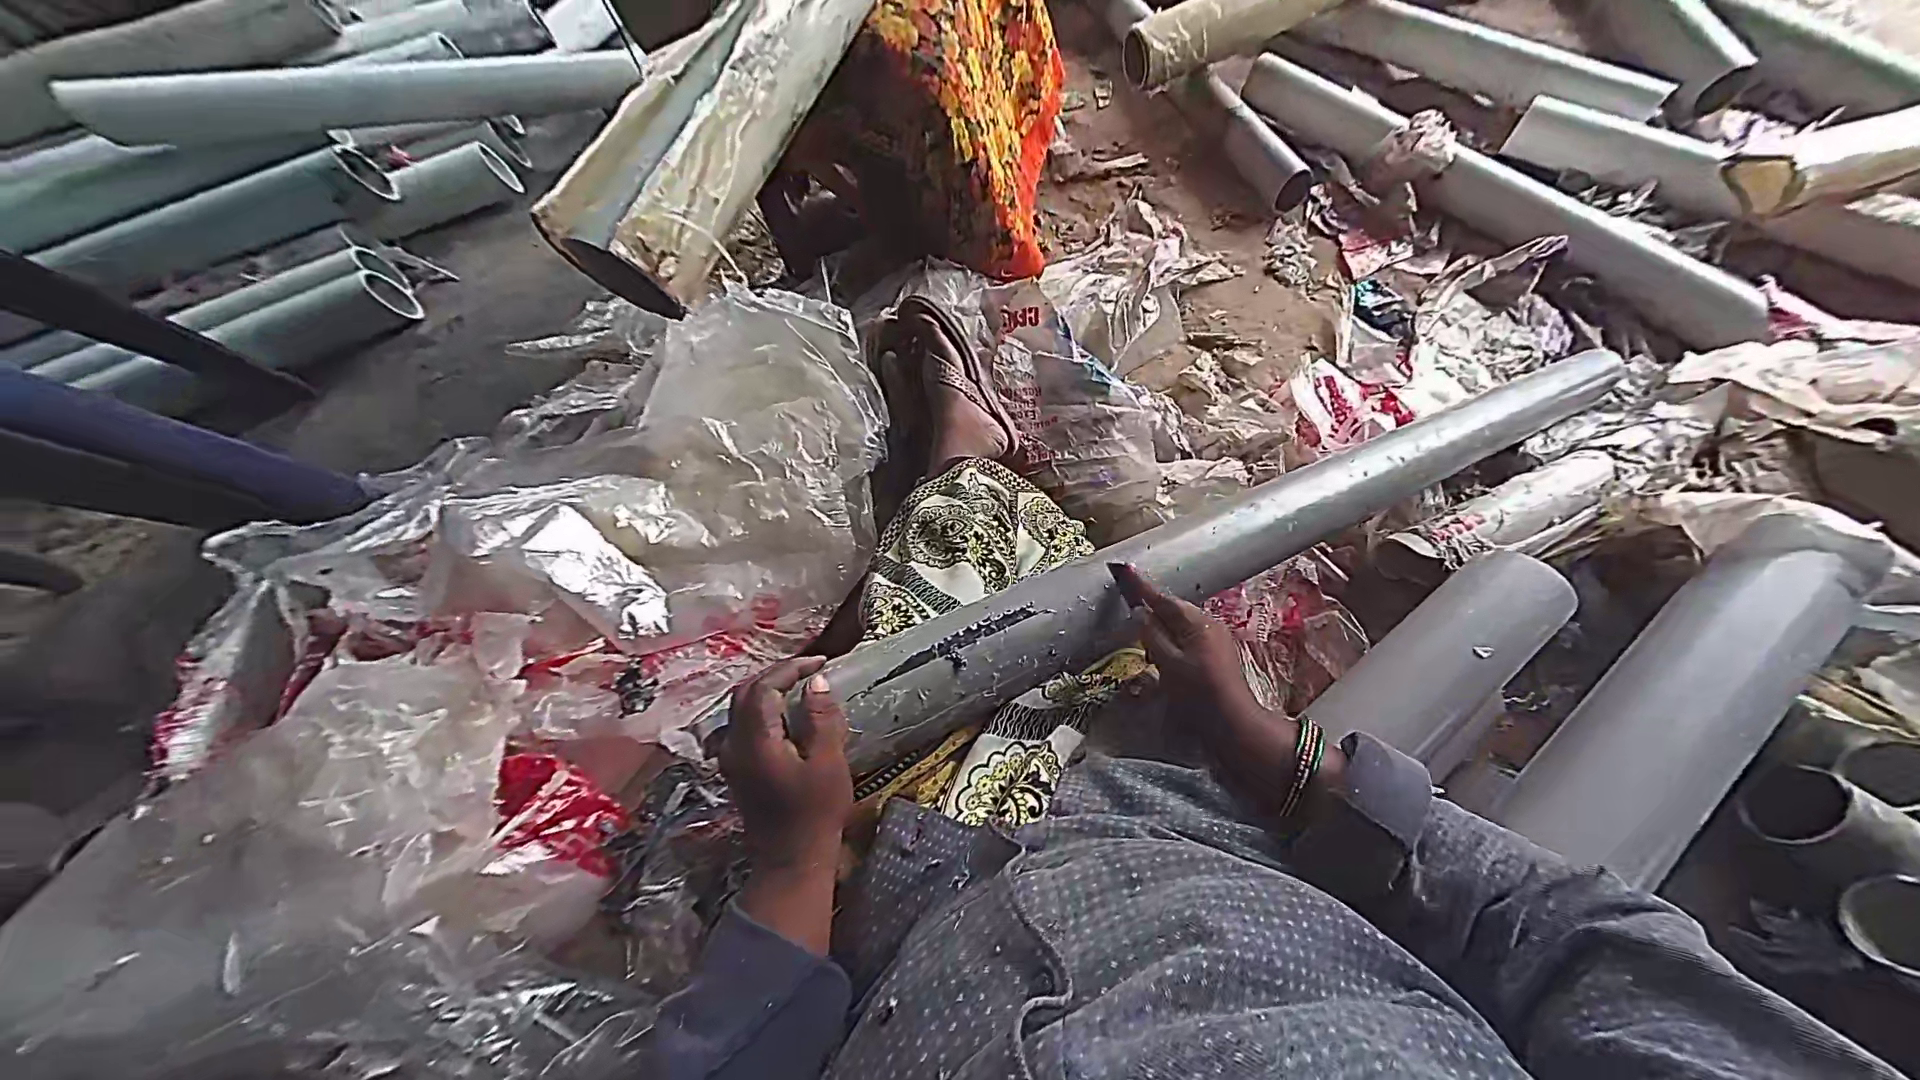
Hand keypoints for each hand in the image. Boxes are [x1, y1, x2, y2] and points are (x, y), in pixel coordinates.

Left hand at [721, 656, 853, 870]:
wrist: (790, 862)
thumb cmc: (815, 813)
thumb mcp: (828, 763)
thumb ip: (822, 719)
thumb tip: (817, 682)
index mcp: (755, 741)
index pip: (764, 688)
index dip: (791, 668)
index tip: (820, 662)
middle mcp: (734, 745)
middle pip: (746, 693)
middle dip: (777, 674)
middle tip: (810, 669)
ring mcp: (731, 758)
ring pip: (740, 708)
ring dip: (767, 689)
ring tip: (799, 684)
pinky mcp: (736, 769)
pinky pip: (742, 724)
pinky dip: (762, 709)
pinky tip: (785, 714)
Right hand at [1113, 564, 1338, 817]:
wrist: (1234, 723)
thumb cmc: (1198, 693)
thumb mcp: (1167, 663)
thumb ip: (1151, 634)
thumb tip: (1140, 612)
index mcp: (1196, 621)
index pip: (1161, 598)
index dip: (1140, 586)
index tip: (1123, 570)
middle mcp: (1209, 622)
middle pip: (1173, 609)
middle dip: (1152, 607)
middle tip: (1128, 605)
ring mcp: (1217, 636)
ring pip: (1181, 623)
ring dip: (1162, 625)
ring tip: (1143, 635)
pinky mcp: (1219, 651)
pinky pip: (1189, 635)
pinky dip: (1173, 637)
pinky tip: (1164, 651)